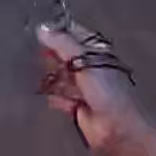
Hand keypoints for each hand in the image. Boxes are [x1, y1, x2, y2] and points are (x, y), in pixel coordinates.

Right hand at [37, 23, 154, 155]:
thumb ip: (62, 44)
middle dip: (52, 55)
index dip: (57, 31)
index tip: (38, 32)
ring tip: (44, 77)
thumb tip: (41, 29)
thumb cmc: (105, 88)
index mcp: (95, 49)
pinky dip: (55, 96)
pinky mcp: (75, 105)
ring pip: (61, 75)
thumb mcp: (84, 60)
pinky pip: (59, 96)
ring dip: (53, 76)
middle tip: (40, 56)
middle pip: (64, 55)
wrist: (118, 126)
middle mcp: (89, 65)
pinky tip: (51, 97)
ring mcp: (82, 86)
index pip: (73, 33)